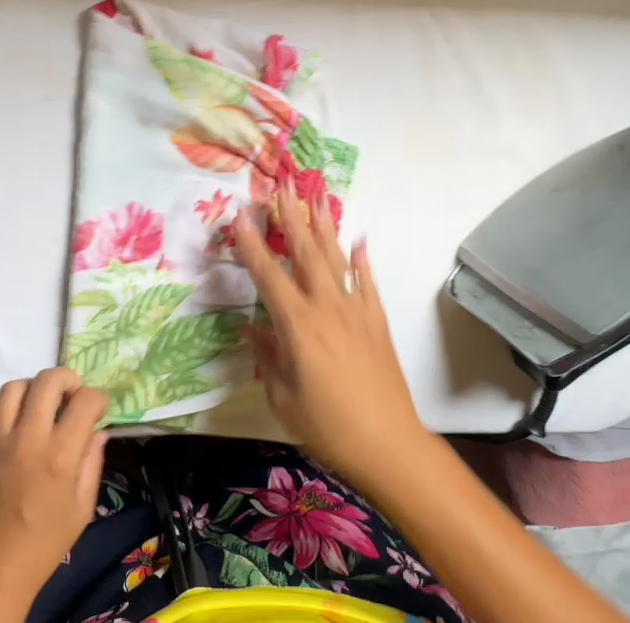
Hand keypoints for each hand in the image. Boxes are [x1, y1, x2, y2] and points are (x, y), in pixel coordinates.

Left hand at [0, 367, 107, 607]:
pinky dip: (4, 408)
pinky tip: (13, 422)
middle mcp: (27, 439)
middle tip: (71, 394)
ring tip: (40, 404)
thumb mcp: (82, 507)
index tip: (97, 410)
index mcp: (59, 456)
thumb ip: (92, 462)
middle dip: (67, 378)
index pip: (85, 401)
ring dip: (33, 388)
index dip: (97, 399)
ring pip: (13, 386)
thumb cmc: (45, 543)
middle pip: (47, 380)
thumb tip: (98, 430)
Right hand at [235, 188, 423, 487]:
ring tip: (315, 195)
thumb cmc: (327, 427)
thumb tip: (253, 328)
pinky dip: (361, 259)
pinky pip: (367, 282)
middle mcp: (326, 307)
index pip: (267, 275)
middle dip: (291, 216)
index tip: (239, 214)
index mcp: (297, 325)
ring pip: (336, 258)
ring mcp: (356, 311)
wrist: (389, 444)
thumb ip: (267, 356)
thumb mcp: (282, 396)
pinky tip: (358, 240)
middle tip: (281, 185)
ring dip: (324, 225)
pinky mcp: (377, 322)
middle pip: (305, 253)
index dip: (251, 243)